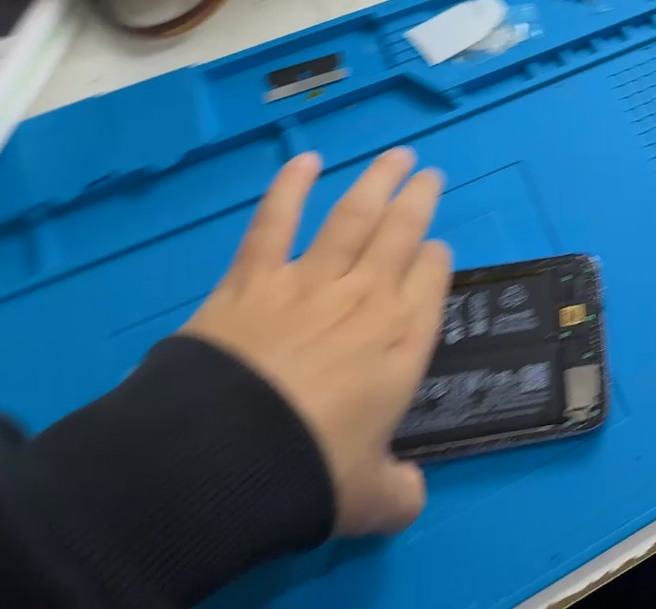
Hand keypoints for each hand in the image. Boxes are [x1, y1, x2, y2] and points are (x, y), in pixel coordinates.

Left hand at [181, 148, 452, 534]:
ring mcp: (311, 281)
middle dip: (419, 199)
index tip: (435, 252)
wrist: (219, 461)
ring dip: (378, 181)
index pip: (434, 274)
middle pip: (403, 230)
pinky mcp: (254, 279)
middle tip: (429, 175)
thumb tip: (410, 499)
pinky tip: (304, 160)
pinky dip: (289, 188)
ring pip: (354, 216)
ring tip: (397, 155)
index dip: (436, 258)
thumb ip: (399, 492)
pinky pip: (274, 224)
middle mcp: (368, 296)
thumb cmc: (309, 470)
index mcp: (404, 336)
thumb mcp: (369, 497)